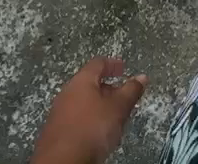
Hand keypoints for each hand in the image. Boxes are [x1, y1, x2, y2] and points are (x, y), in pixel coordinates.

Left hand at [30, 58, 147, 163]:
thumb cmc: (92, 128)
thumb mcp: (118, 108)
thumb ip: (131, 91)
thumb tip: (142, 77)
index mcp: (81, 81)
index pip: (98, 63)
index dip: (113, 64)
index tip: (124, 68)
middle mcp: (66, 93)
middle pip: (89, 84)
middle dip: (108, 89)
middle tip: (122, 97)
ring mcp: (58, 114)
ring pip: (82, 103)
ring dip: (98, 107)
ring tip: (113, 118)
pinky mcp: (55, 133)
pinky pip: (75, 119)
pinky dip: (88, 120)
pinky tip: (97, 134)